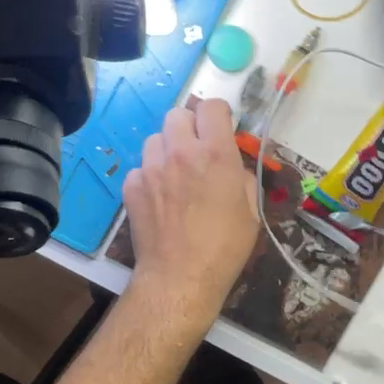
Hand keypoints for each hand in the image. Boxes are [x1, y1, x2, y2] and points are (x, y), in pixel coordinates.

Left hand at [123, 98, 259, 323]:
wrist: (180, 277)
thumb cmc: (225, 248)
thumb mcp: (251, 212)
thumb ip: (243, 179)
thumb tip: (235, 167)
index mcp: (216, 154)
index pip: (212, 106)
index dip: (219, 114)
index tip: (222, 128)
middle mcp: (181, 152)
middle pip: (178, 114)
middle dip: (190, 127)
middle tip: (197, 151)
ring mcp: (152, 168)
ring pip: (156, 139)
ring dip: (168, 149)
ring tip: (176, 175)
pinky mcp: (132, 186)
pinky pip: (141, 167)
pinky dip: (151, 176)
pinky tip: (160, 199)